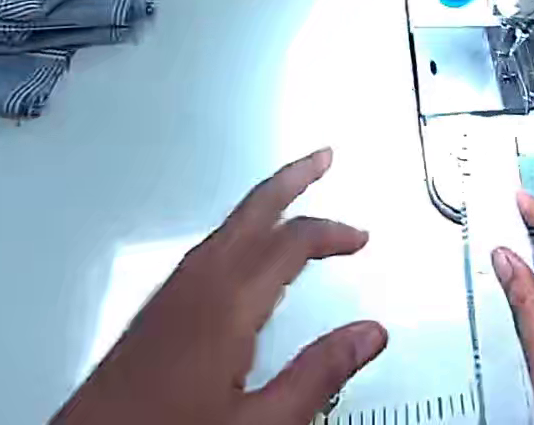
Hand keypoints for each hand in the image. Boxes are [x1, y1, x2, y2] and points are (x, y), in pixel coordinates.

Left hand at [53, 149, 387, 424]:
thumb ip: (318, 375)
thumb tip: (370, 333)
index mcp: (229, 301)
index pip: (293, 242)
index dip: (332, 232)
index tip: (360, 238)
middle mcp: (202, 277)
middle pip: (256, 205)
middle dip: (295, 176)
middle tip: (325, 157)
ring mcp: (177, 284)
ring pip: (234, 219)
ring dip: (270, 197)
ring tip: (296, 188)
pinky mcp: (163, 299)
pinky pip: (216, 239)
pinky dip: (246, 222)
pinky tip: (251, 239)